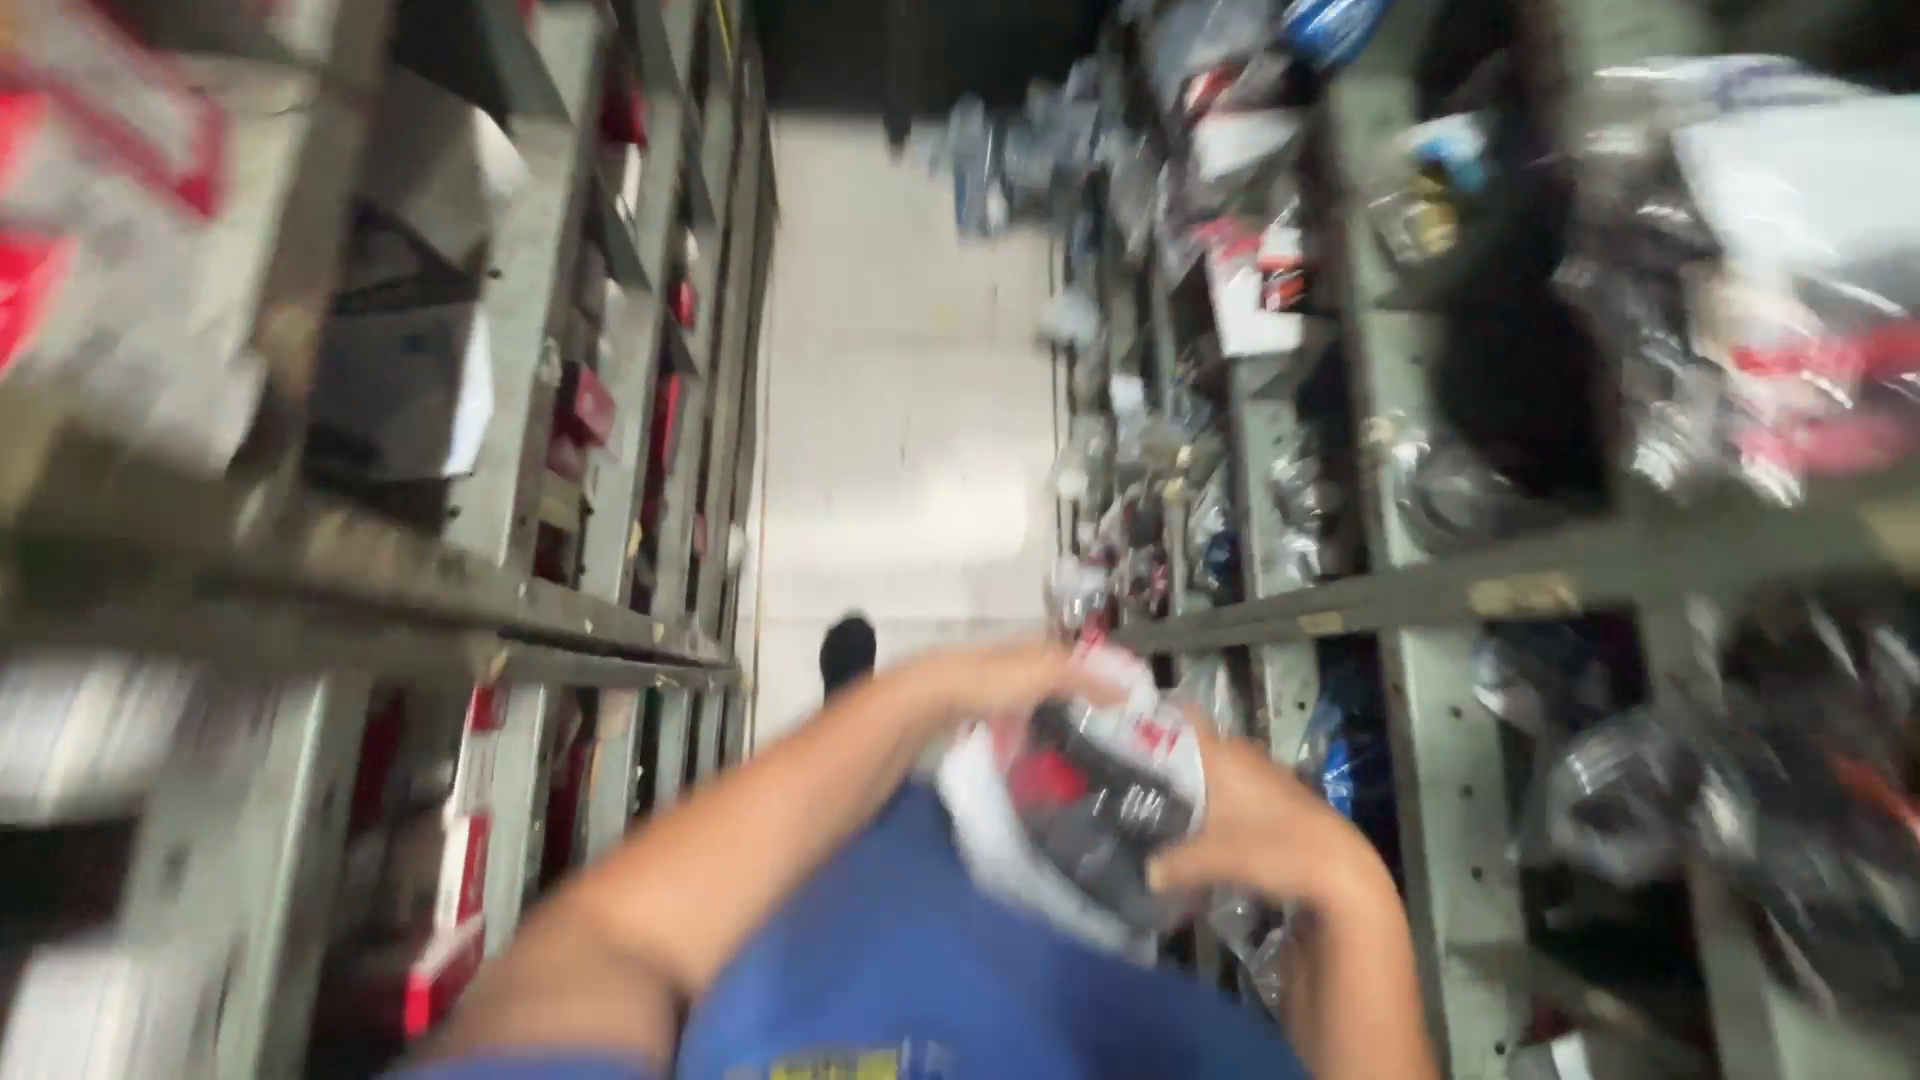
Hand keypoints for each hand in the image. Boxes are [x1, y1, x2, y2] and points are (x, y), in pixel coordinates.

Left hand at [889, 640, 1126, 734]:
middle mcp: (1012, 660)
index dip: (1097, 672)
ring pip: (1025, 700)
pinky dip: (1016, 733)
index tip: (1121, 697)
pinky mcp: (972, 708)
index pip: (1074, 656)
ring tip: (1062, 747)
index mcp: (1033, 647)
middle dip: (1070, 698)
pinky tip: (1019, 751)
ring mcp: (990, 683)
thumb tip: (1125, 690)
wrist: (932, 694)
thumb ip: (1084, 679)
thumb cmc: (992, 680)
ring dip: (1041, 718)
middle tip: (1096, 726)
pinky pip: (1004, 721)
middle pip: (1049, 678)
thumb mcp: (1046, 674)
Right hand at [1148, 722, 1392, 911]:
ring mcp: (1266, 774)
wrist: (1343, 872)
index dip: (1155, 717)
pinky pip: (1238, 787)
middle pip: (1196, 745)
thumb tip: (1148, 873)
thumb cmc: (1274, 849)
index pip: (1183, 716)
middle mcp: (1242, 754)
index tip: (1126, 730)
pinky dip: (1220, 800)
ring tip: (1165, 803)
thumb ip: (1175, 864)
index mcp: (1222, 753)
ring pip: (1219, 768)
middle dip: (1168, 758)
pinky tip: (1208, 826)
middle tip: (1136, 777)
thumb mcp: (1214, 860)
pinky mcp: (1282, 796)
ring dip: (1197, 783)